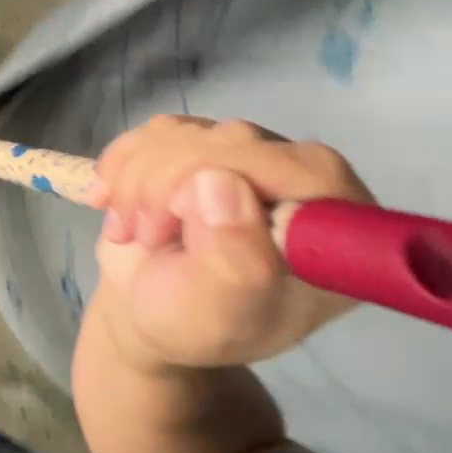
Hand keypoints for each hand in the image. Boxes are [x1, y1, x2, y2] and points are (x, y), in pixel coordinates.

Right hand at [90, 115, 371, 369]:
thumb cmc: (192, 323)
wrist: (148, 309)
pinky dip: (121, 164)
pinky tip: (115, 201)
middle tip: (146, 236)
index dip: (220, 180)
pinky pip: (157, 129)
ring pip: (184, 133)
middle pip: (228, 142)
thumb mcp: (219, 313)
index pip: (290, 166)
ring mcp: (250, 155)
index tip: (170, 227)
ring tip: (135, 229)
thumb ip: (235, 260)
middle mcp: (302, 180)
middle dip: (162, 187)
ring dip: (136, 182)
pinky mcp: (204, 141)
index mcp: (336, 225)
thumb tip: (221, 180)